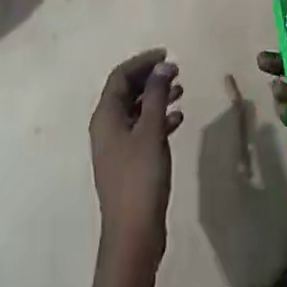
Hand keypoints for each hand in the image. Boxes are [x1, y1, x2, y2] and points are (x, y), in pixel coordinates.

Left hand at [89, 49, 184, 259]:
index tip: (167, 54)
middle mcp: (106, 127)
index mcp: (105, 117)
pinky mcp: (128, 162)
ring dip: (156, 96)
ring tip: (181, 90)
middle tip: (176, 70)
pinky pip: (142, 129)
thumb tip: (162, 65)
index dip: (142, 61)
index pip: (120, 76)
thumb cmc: (140, 177)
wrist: (133, 232)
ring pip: (136, 110)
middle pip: (126, 91)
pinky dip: (158, 119)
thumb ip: (156, 95)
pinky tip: (178, 119)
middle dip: (150, 77)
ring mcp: (116, 146)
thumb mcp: (150, 130)